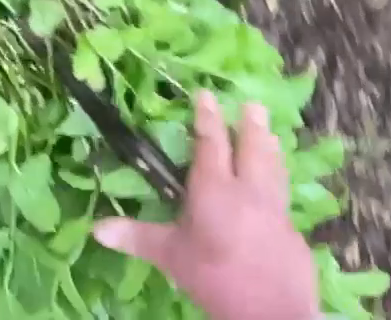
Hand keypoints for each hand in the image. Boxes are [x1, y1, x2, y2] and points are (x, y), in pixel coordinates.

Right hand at [93, 92, 317, 319]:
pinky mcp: (295, 238)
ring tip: (273, 133)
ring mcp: (276, 214)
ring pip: (274, 172)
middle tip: (254, 103)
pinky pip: (286, 202)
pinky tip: (280, 190)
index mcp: (214, 189)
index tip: (206, 93)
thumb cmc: (214, 278)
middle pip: (252, 150)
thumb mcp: (170, 256)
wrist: (272, 317)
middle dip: (251, 126)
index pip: (211, 143)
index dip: (207, 117)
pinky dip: (281, 186)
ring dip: (271, 150)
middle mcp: (248, 193)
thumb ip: (136, 236)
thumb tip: (96, 228)